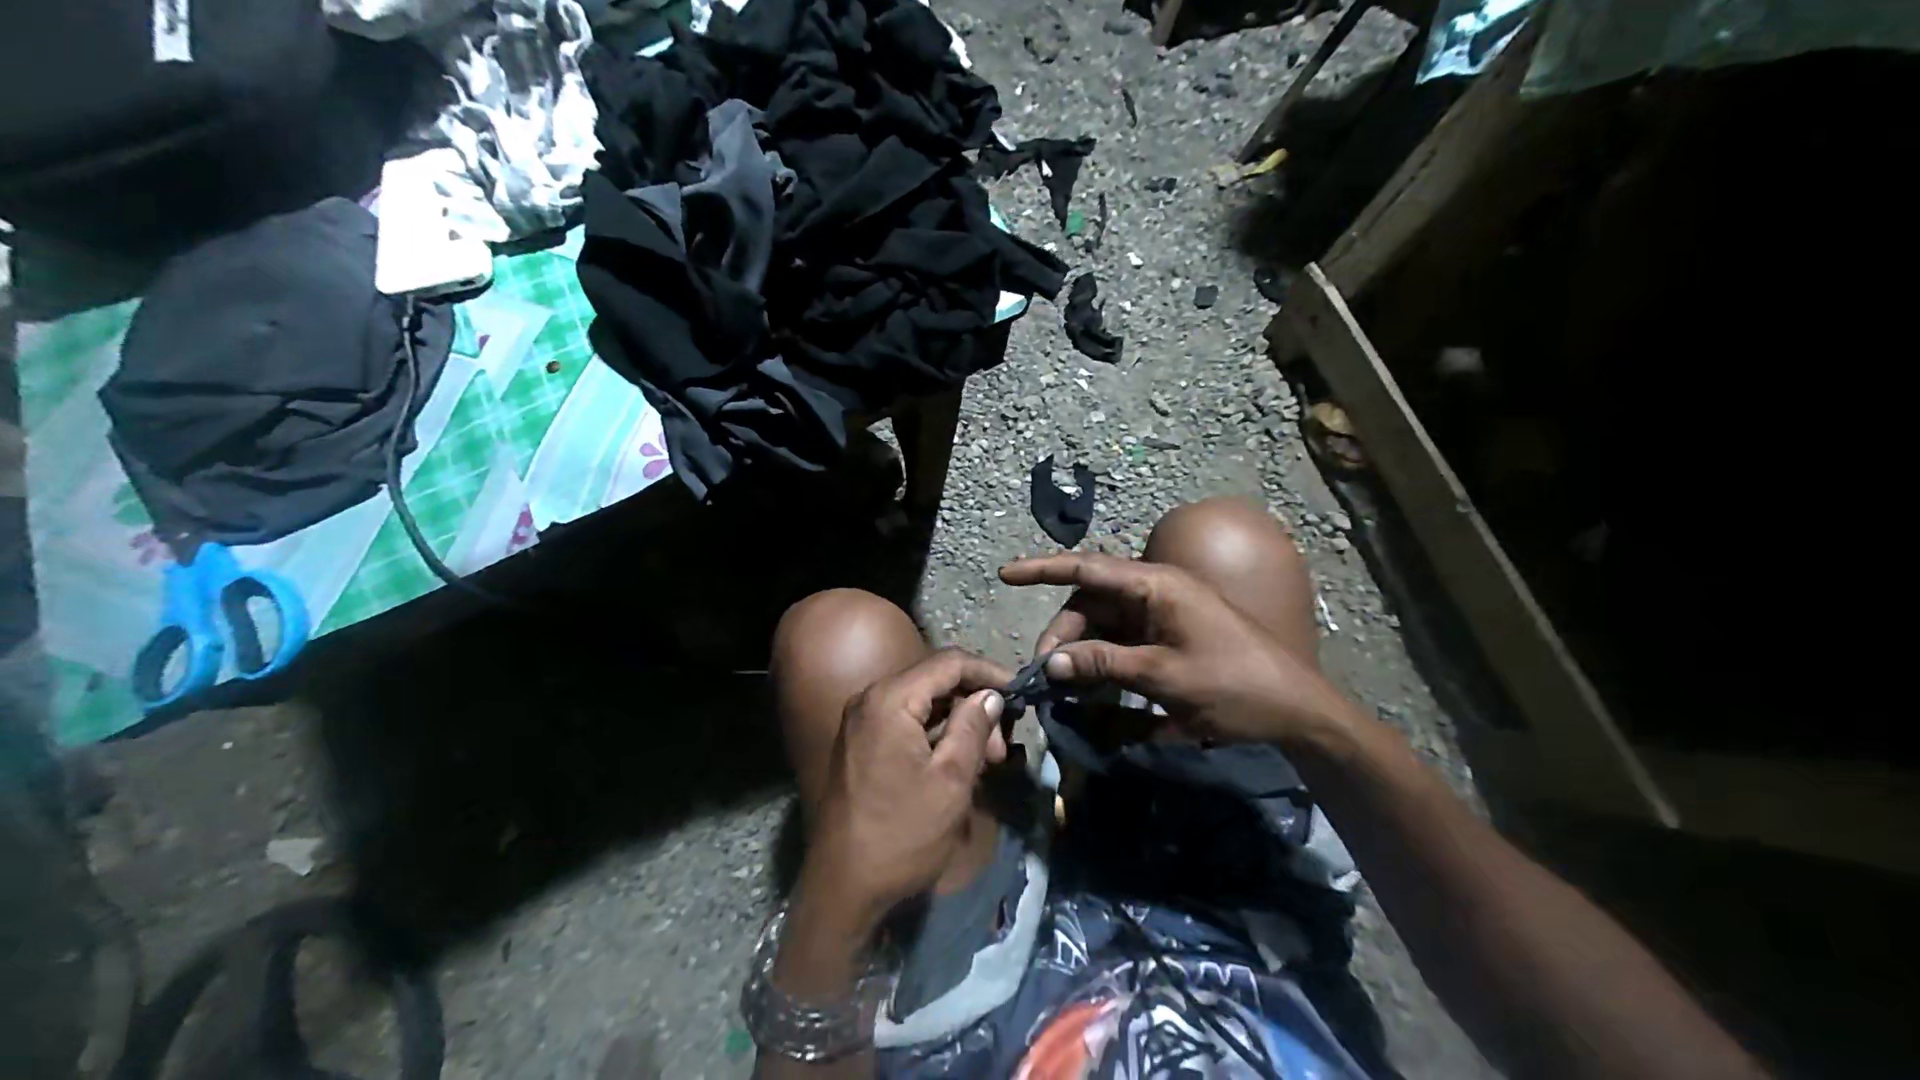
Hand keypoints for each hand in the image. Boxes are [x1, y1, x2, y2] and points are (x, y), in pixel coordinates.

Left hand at [801, 649, 1009, 931]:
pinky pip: (906, 722)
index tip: (1020, 693)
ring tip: (987, 760)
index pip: (949, 662)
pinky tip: (959, 763)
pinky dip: (936, 735)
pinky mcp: (861, 744)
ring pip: (923, 703)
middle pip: (935, 681)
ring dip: (958, 722)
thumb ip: (973, 727)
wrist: (843, 887)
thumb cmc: (902, 834)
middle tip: (1002, 748)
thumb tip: (991, 695)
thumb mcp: (951, 780)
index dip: (989, 671)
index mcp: (889, 700)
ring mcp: (861, 721)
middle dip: (975, 704)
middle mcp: (870, 699)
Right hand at [999, 553, 1354, 744]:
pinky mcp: (1166, 641)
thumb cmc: (1234, 684)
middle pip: (1090, 604)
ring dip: (1079, 653)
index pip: (1088, 567)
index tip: (1005, 574)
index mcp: (1156, 585)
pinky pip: (1121, 645)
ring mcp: (1161, 618)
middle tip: (1042, 673)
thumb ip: (1105, 664)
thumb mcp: (1165, 676)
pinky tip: (1087, 691)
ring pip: (1102, 626)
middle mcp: (1154, 594)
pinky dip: (1101, 664)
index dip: (1043, 569)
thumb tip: (1050, 663)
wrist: (1295, 711)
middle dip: (1062, 634)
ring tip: (1060, 687)